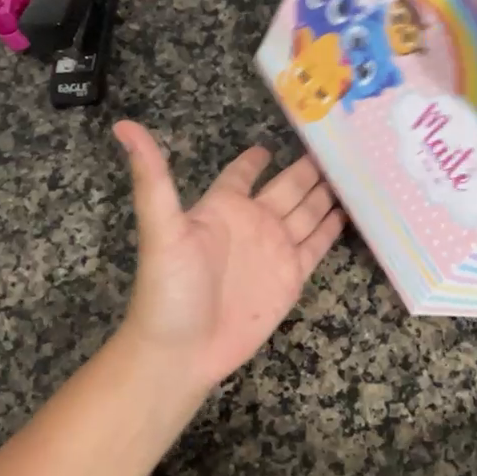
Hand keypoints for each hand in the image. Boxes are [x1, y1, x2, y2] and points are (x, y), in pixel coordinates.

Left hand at [112, 121, 344, 388]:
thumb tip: (124, 126)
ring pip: (308, 212)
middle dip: (309, 169)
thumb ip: (153, 179)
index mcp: (223, 208)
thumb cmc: (169, 289)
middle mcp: (253, 223)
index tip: (280, 136)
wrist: (184, 349)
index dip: (258, 157)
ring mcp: (275, 250)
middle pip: (287, 188)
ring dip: (326, 194)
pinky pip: (318, 245)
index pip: (243, 174)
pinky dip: (333, 228)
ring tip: (352, 173)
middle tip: (337, 147)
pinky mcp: (293, 276)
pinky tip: (350, 212)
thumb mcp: (161, 230)